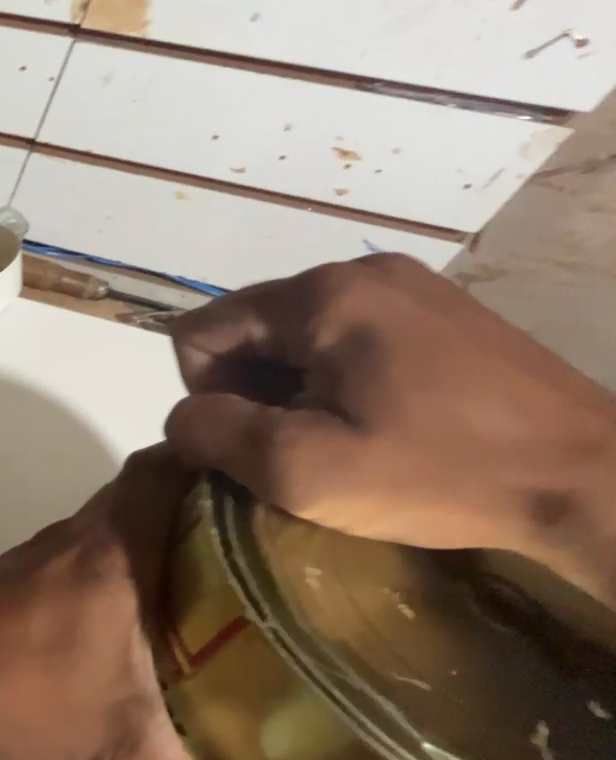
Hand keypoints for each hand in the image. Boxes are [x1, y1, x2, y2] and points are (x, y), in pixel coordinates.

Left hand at [0, 448, 344, 759]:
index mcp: (113, 553)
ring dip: (166, 537)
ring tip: (238, 581)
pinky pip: (85, 551)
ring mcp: (40, 555)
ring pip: (114, 523)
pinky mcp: (16, 580)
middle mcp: (76, 538)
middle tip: (286, 544)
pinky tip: (151, 617)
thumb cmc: (18, 697)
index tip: (285, 482)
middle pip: (149, 491)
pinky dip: (125, 565)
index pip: (166, 467)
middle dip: (211, 504)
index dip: (219, 459)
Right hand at [165, 254, 615, 594]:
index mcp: (320, 298)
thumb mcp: (296, 468)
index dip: (204, 394)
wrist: (602, 486)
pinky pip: (340, 340)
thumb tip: (185, 416)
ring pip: (290, 339)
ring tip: (338, 436)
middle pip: (244, 331)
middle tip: (298, 446)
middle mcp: (358, 274)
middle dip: (247, 392)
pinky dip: (332, 382)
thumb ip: (208, 432)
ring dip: (288, 391)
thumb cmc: (441, 474)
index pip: (199, 333)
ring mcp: (406, 288)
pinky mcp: (438, 313)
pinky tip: (374, 421)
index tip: (256, 439)